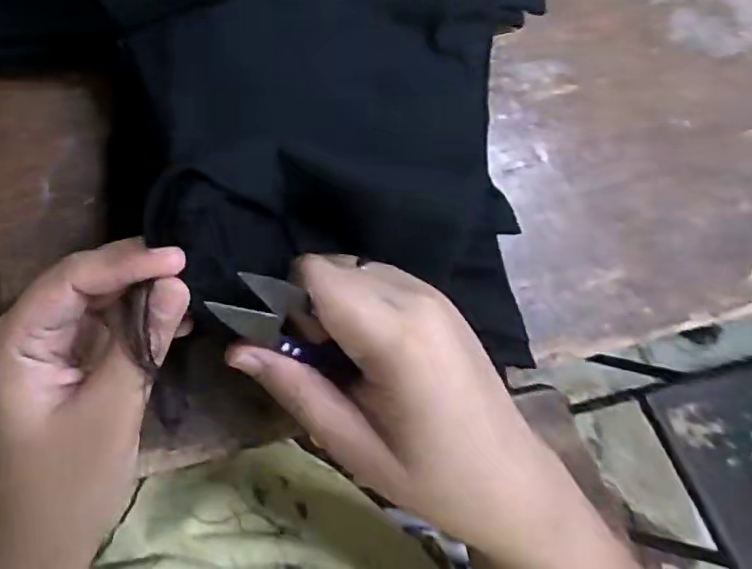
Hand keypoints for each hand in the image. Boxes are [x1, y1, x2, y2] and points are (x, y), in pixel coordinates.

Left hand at [0, 239, 190, 568]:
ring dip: (145, 290)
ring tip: (191, 283)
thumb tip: (177, 283)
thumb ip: (142, 345)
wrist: (45, 542)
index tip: (176, 257)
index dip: (125, 261)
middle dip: (137, 268)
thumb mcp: (110, 414)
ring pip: (105, 294)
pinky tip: (180, 315)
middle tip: (189, 261)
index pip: (74, 277)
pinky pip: (115, 320)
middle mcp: (36, 324)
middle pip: (89, 278)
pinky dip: (145, 317)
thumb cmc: (66, 484)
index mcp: (21, 334)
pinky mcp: (81, 354)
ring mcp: (58, 338)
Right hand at [225, 255, 634, 568]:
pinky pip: (377, 274)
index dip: (292, 302)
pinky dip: (361, 297)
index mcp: (395, 334)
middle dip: (312, 302)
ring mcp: (431, 291)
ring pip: (351, 266)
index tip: (303, 348)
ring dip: (336, 299)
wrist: (517, 485)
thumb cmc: (432, 477)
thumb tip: (234, 349)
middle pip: (330, 265)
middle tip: (327, 359)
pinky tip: (378, 346)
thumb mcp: (353, 446)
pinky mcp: (439, 294)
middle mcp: (414, 296)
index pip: (314, 272)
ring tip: (354, 356)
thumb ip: (293, 387)